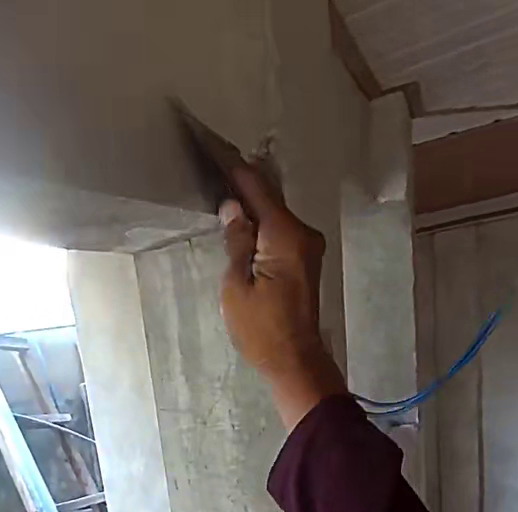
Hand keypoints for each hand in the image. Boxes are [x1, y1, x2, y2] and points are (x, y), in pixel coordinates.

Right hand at [218, 163, 347, 428]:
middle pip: (268, 196)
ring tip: (222, 186)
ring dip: (251, 202)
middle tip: (211, 160)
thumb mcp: (237, 288)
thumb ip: (236, 242)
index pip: (255, 188)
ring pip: (275, 213)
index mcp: (284, 235)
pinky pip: (280, 231)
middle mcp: (302, 232)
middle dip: (241, 181)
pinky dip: (261, 222)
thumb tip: (233, 207)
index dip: (231, 166)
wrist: (295, 361)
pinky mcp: (305, 261)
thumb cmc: (261, 330)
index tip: (209, 144)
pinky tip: (243, 220)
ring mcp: (308, 247)